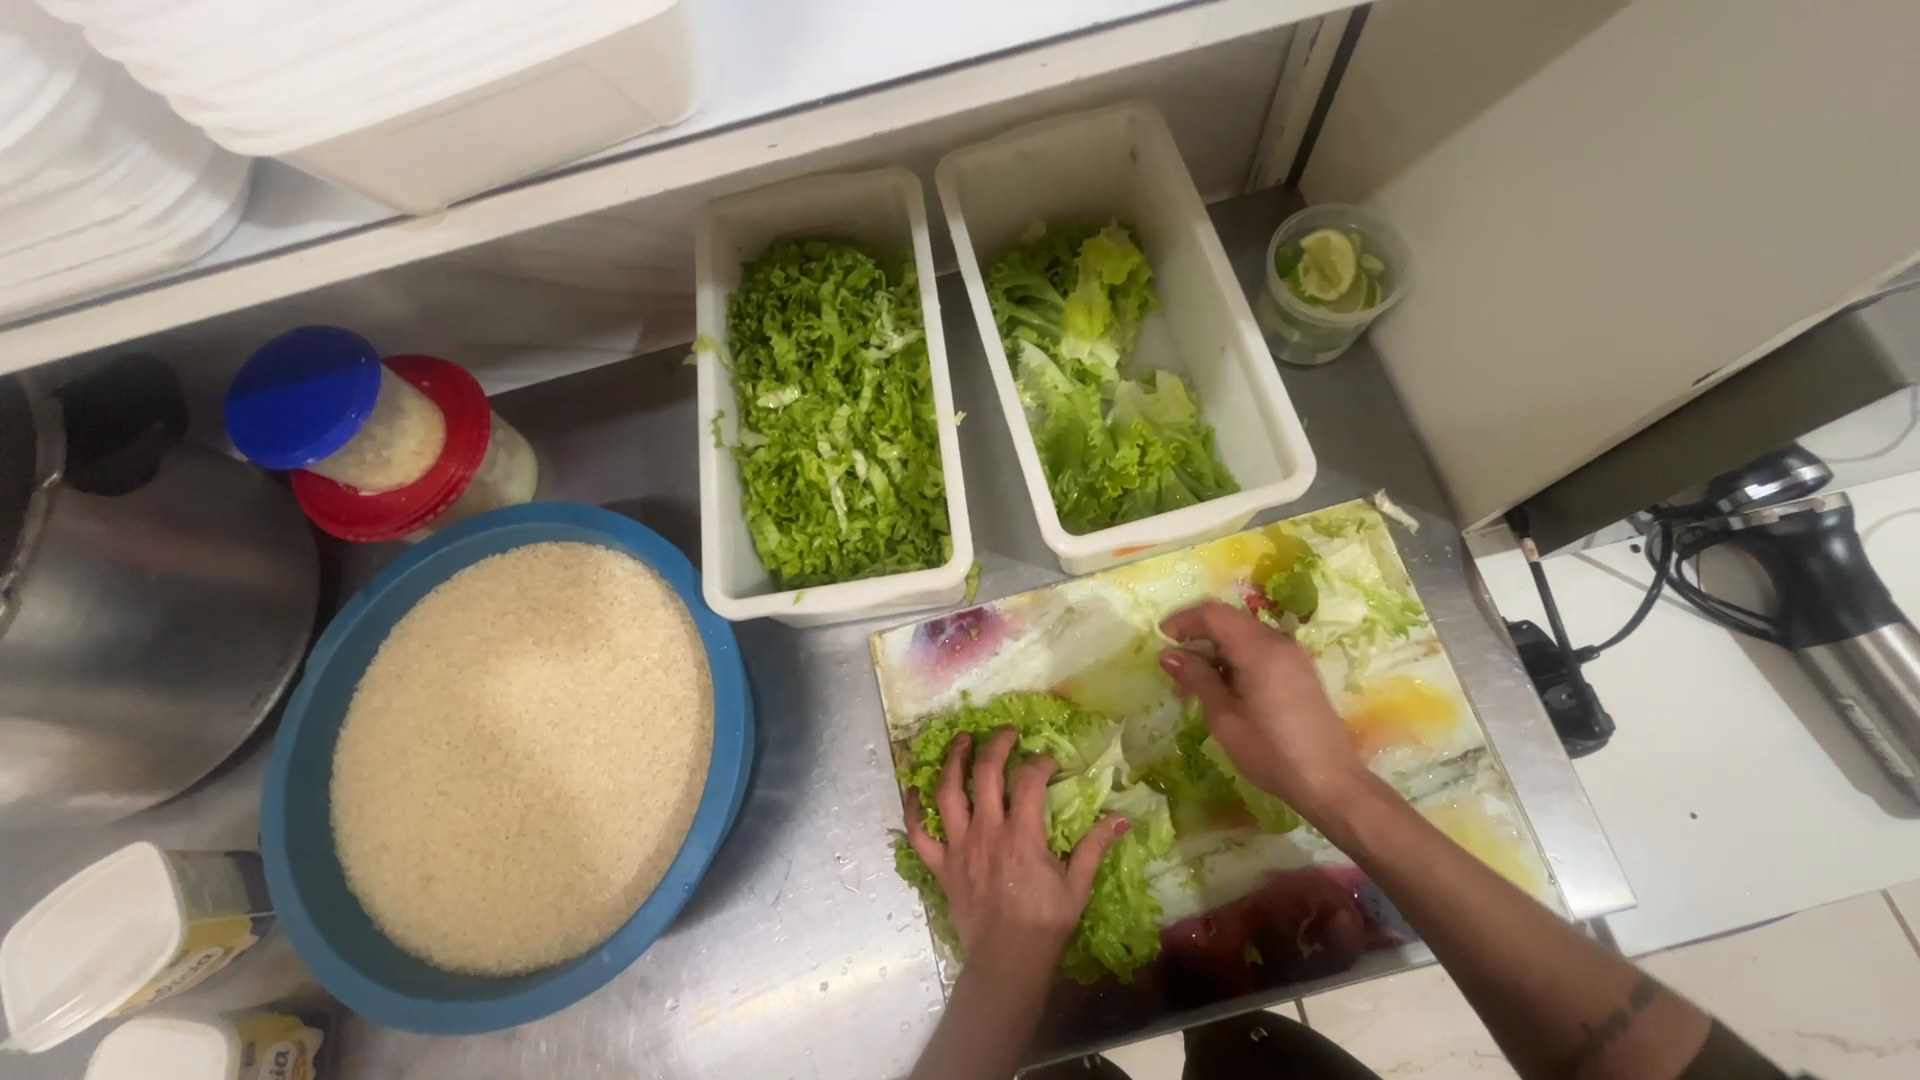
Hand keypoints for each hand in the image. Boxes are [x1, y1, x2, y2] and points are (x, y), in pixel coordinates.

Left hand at [903, 727, 1129, 966]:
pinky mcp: (941, 865)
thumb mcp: (1077, 886)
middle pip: (985, 773)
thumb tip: (1122, 817)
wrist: (1007, 962)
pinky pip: (919, 834)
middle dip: (996, 746)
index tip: (1049, 760)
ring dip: (953, 761)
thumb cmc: (1045, 924)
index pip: (1028, 781)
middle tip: (1007, 733)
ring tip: (962, 740)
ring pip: (948, 793)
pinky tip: (915, 790)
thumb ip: (1095, 847)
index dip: (1040, 763)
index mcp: (1021, 835)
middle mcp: (986, 832)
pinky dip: (913, 810)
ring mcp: (959, 847)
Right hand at [1157, 600, 1372, 821]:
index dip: (1183, 620)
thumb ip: (1197, 679)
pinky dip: (1234, 658)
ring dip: (1215, 650)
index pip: (1213, 614)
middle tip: (1175, 669)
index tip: (1162, 641)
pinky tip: (1224, 689)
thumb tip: (1168, 654)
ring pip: (1243, 634)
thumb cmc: (1272, 753)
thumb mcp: (1225, 718)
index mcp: (1259, 651)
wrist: (1330, 782)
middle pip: (1229, 620)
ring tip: (1195, 686)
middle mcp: (1278, 642)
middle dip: (1197, 636)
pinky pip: (1259, 649)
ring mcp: (1293, 655)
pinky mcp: (1299, 670)